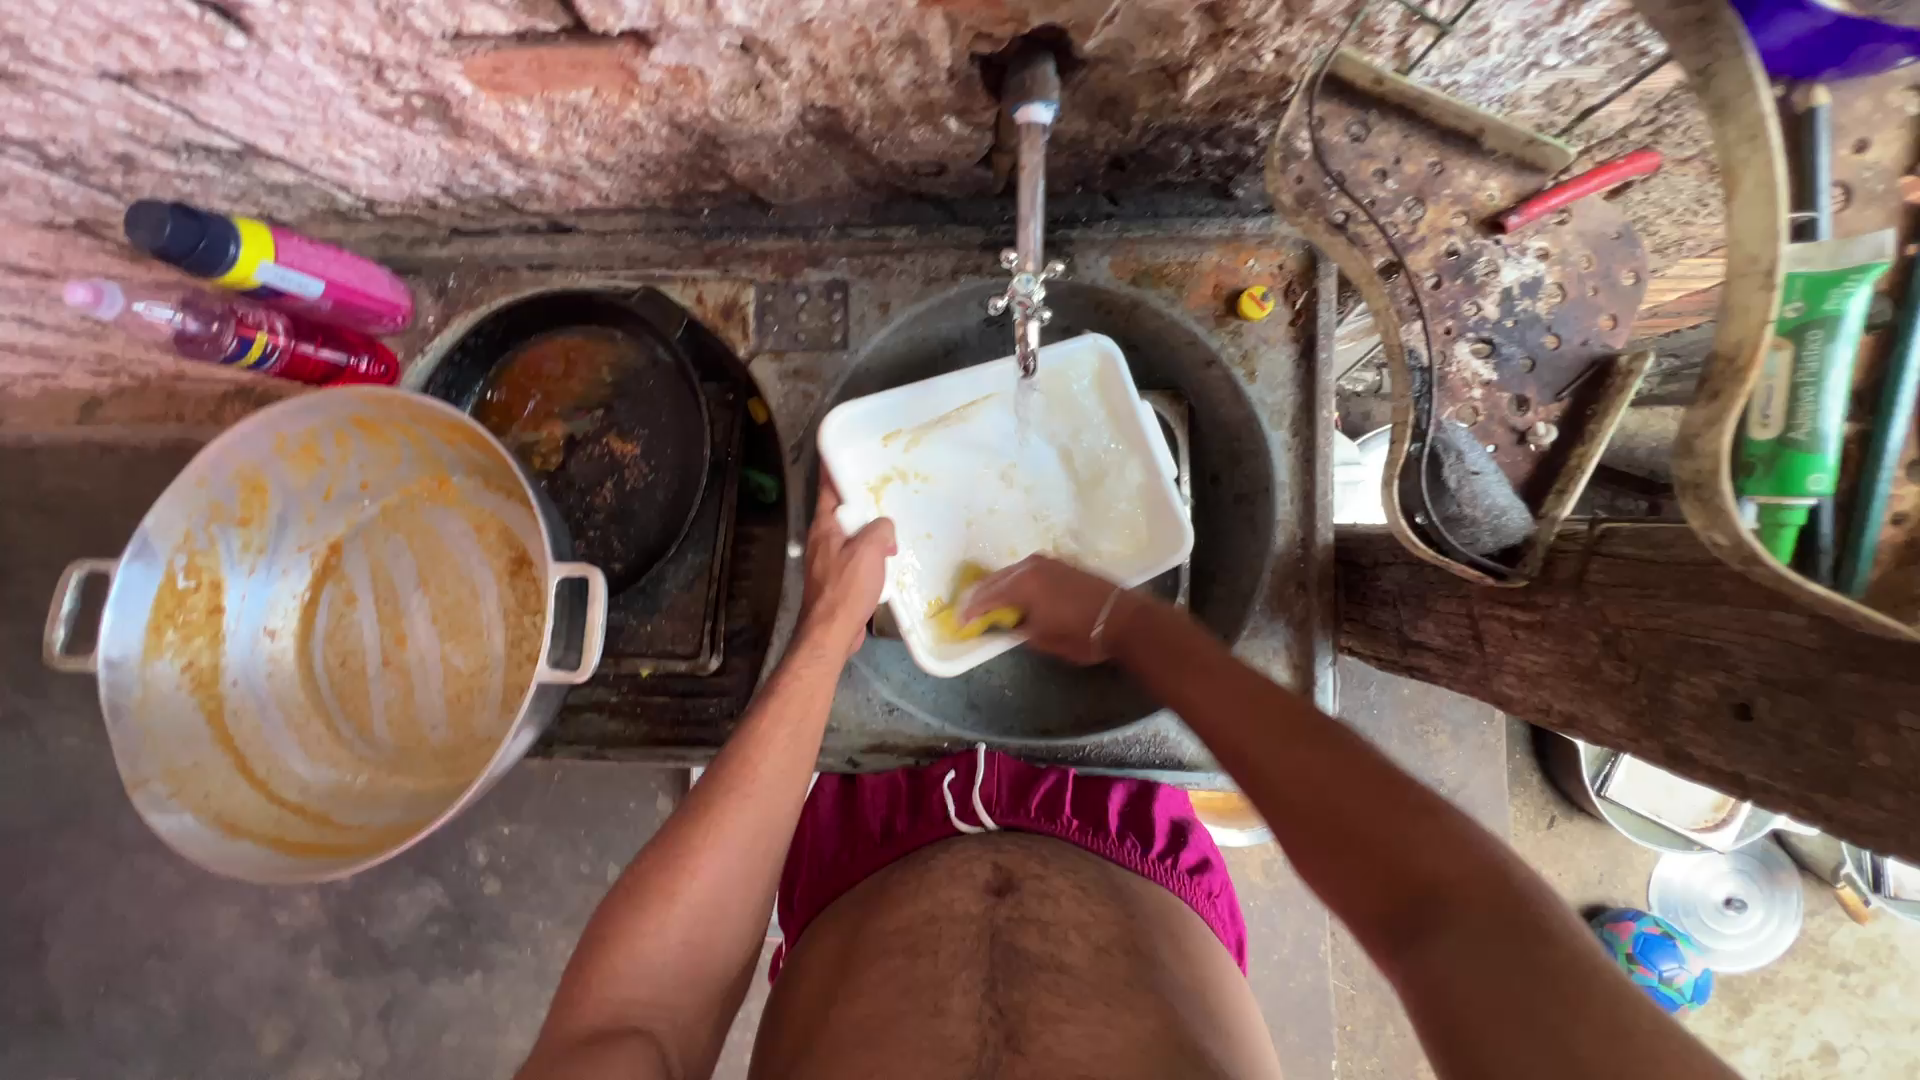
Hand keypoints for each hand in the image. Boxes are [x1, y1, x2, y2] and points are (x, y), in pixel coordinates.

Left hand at [797, 474, 895, 661]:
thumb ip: (881, 529)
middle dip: (864, 505)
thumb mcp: (870, 550)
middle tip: (887, 495)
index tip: (846, 453)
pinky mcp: (835, 580)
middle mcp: (822, 539)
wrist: (831, 632)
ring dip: (871, 535)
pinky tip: (887, 563)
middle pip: (844, 512)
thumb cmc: (846, 588)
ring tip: (893, 533)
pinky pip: (856, 558)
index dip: (836, 468)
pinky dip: (871, 557)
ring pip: (852, 537)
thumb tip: (885, 529)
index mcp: (824, 526)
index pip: (829, 487)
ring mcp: (827, 560)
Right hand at [961, 554, 1139, 664]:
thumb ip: (1017, 629)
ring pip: (1011, 572)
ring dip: (997, 586)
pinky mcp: (1061, 563)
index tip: (960, 624)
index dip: (970, 612)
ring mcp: (1047, 562)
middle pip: (995, 579)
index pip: (985, 597)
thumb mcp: (1042, 639)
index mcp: (1022, 584)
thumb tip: (1004, 625)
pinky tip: (1013, 592)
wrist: (1124, 618)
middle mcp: (1030, 566)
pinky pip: (1027, 570)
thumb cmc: (1082, 634)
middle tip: (967, 611)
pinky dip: (1015, 581)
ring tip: (987, 602)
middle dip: (979, 596)